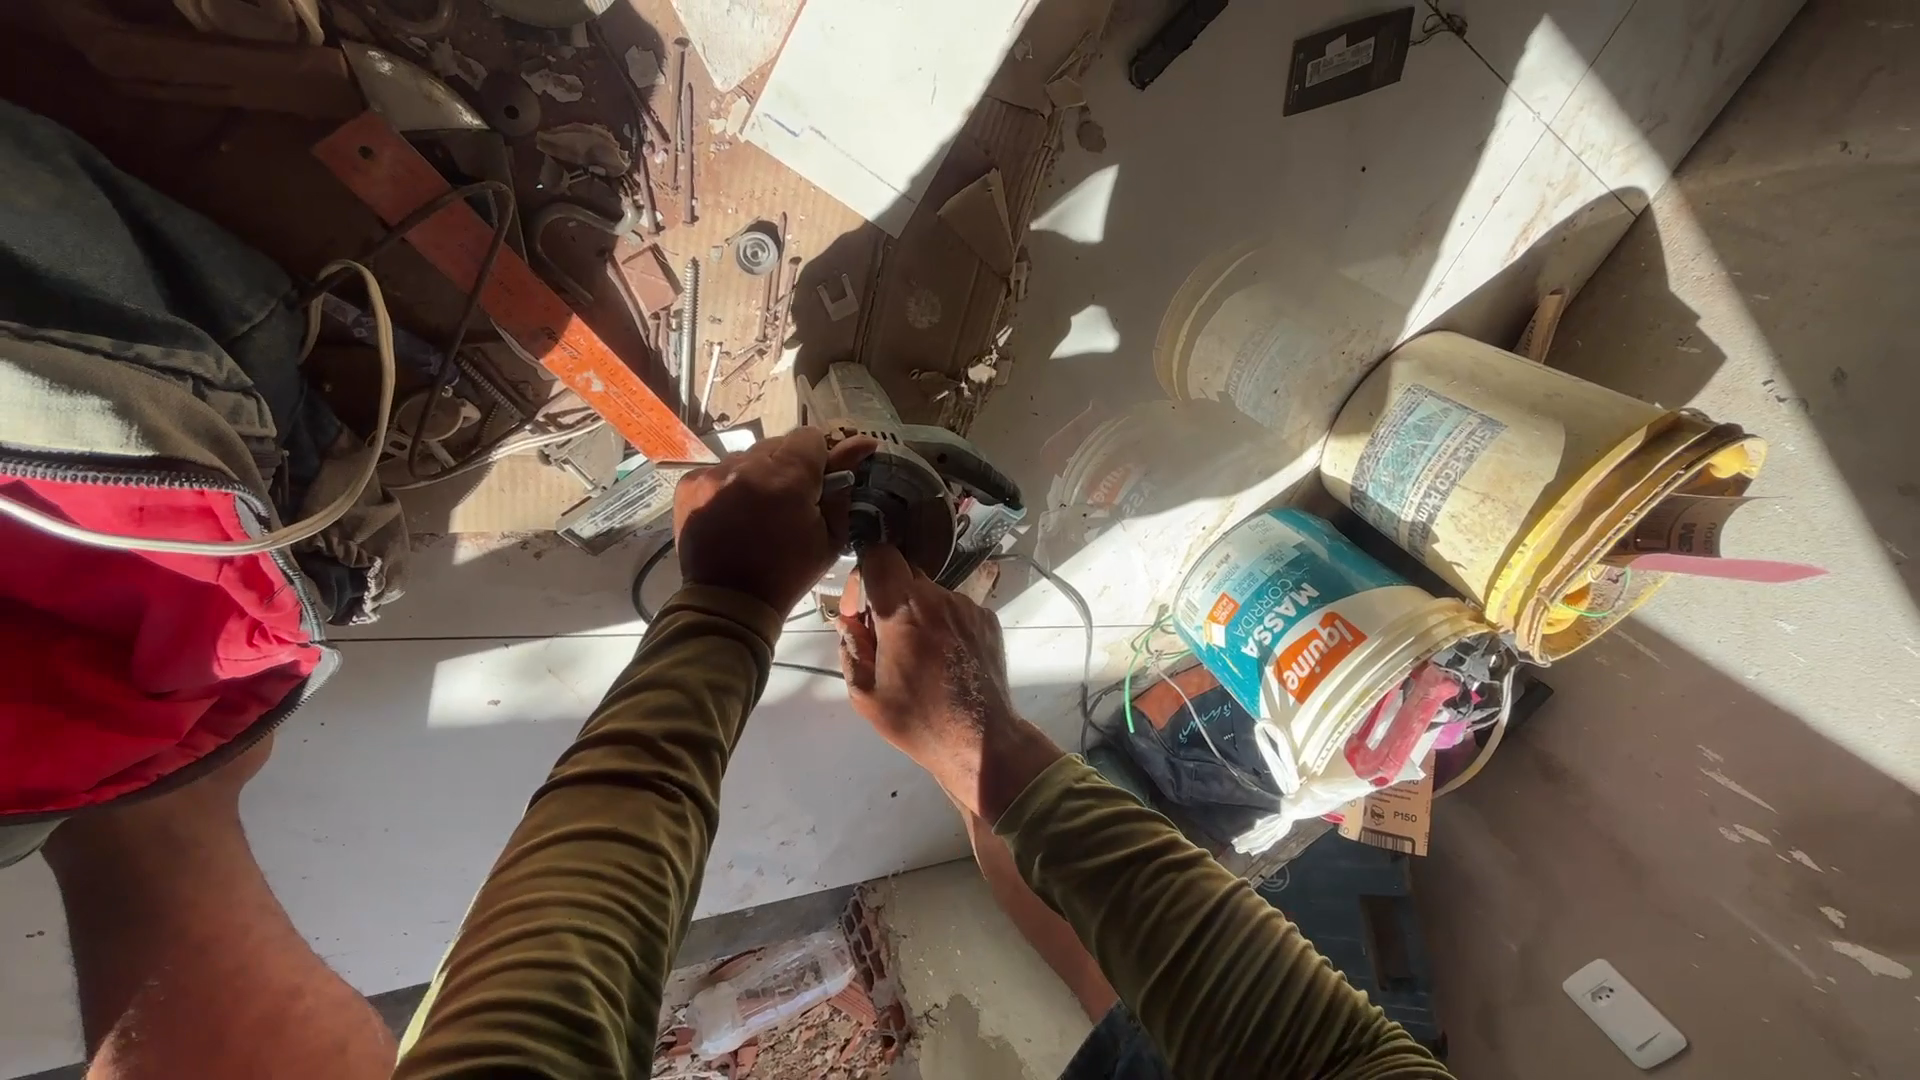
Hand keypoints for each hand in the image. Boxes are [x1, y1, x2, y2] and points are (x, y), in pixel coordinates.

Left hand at [673, 428, 875, 614]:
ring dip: (758, 474)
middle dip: (788, 466)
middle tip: (789, 500)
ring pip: (747, 456)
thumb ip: (843, 486)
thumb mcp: (831, 535)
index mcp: (788, 479)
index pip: (810, 437)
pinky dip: (730, 485)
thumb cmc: (788, 573)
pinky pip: (719, 470)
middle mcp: (747, 466)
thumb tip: (862, 443)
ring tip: (758, 509)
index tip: (818, 480)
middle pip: (778, 444)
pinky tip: (733, 512)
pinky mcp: (690, 484)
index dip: (819, 457)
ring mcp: (714, 474)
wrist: (729, 601)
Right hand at [836, 545, 1061, 820]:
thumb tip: (848, 622)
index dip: (862, 576)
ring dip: (917, 613)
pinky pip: (955, 609)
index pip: (878, 555)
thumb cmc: (917, 720)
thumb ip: (851, 648)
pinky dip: (943, 624)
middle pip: (905, 573)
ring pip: (931, 594)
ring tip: (918, 655)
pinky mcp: (988, 620)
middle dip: (887, 597)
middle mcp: (938, 597)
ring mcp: (967, 607)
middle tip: (883, 636)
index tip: (859, 611)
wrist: (980, 740)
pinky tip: (944, 659)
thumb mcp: (865, 693)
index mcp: (903, 610)